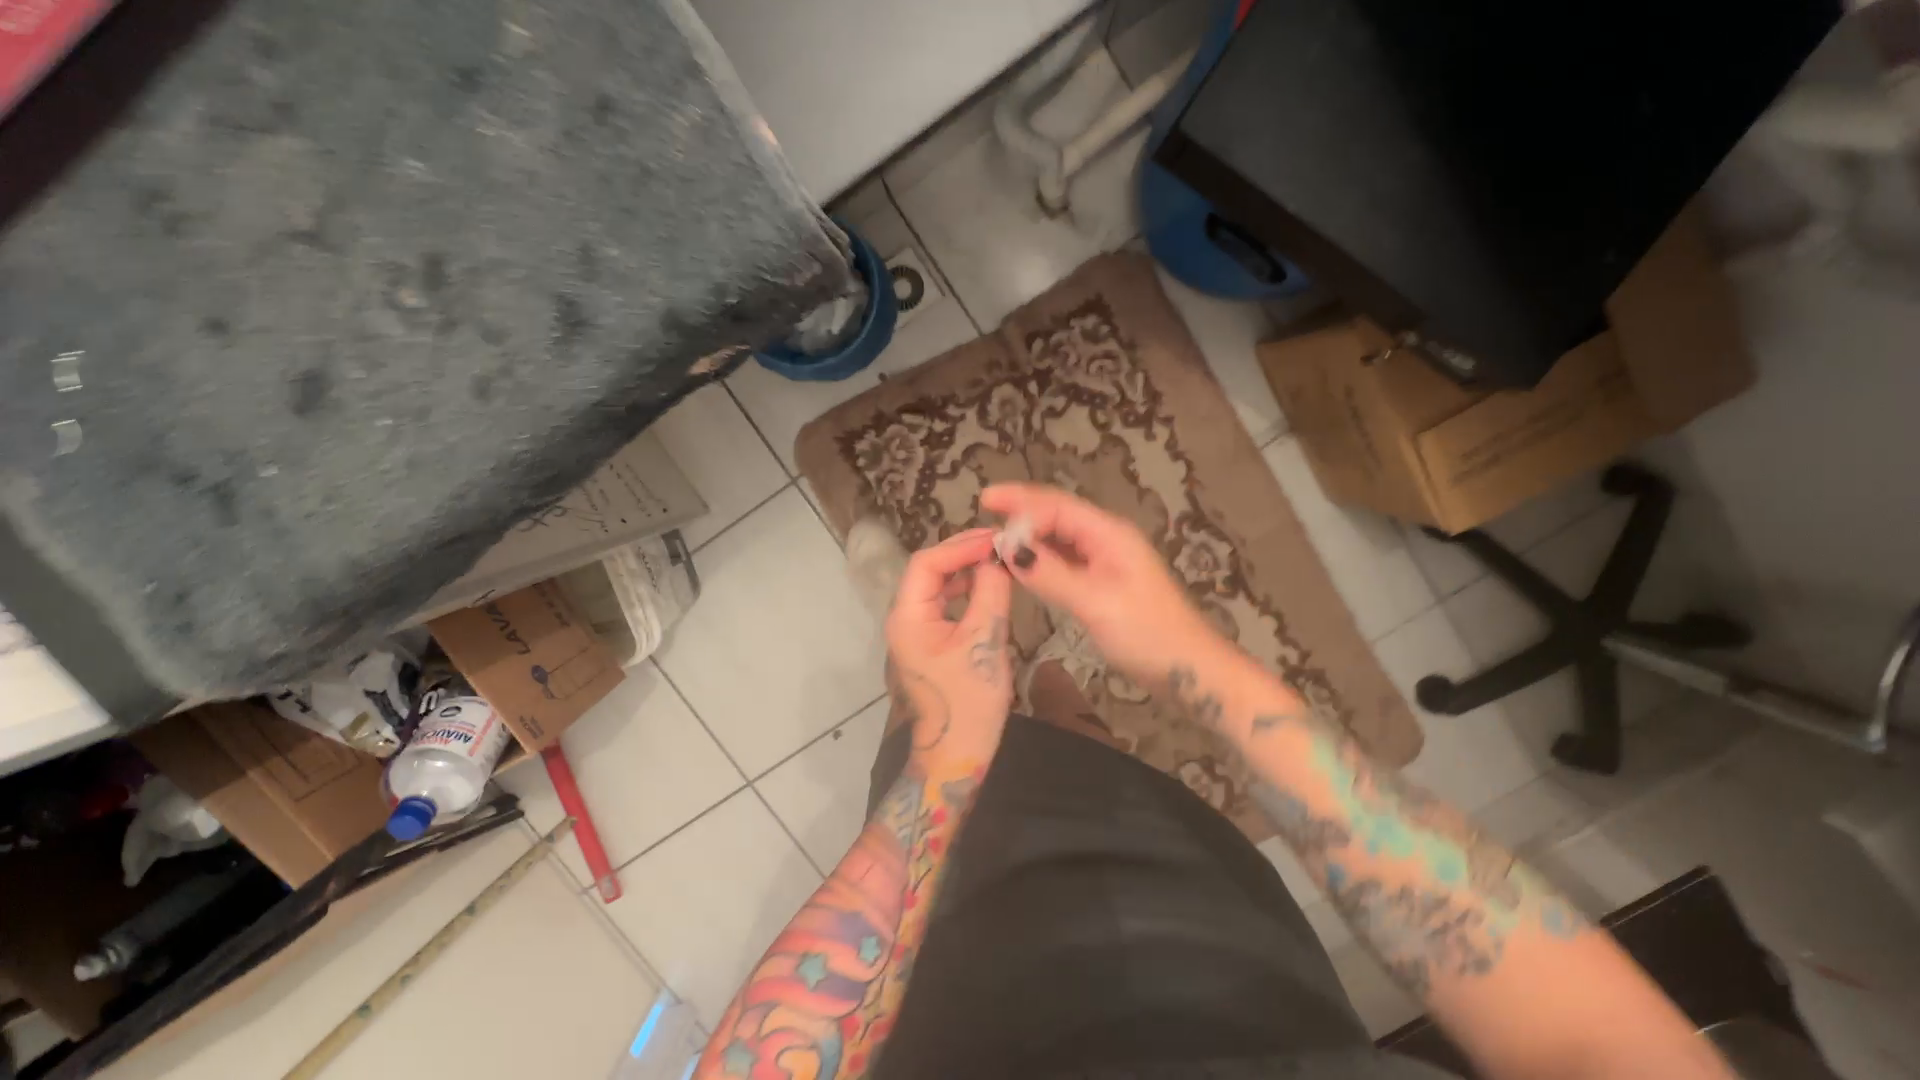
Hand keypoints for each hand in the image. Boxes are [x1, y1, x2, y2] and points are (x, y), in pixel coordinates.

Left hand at [885, 528, 1014, 765]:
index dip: (961, 545)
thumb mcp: (986, 641)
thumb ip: (991, 593)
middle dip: (965, 553)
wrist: (958, 751)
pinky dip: (967, 590)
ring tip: (1001, 560)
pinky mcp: (930, 641)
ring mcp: (916, 630)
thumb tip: (1000, 557)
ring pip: (939, 585)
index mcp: (907, 617)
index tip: (996, 538)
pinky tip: (991, 586)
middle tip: (1002, 543)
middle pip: (930, 570)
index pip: (927, 563)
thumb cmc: (969, 700)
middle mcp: (904, 618)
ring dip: (967, 570)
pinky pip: (946, 604)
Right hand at [981, 483, 1219, 685]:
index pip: (1057, 505)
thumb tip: (1007, 548)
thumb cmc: (1148, 634)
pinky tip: (1021, 567)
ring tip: (994, 540)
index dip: (1020, 500)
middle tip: (982, 517)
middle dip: (1021, 513)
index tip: (984, 502)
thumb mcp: (1095, 603)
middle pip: (1057, 516)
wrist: (1190, 670)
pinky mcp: (1104, 585)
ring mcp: (1107, 562)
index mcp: (1109, 534)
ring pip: (1060, 539)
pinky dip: (1041, 560)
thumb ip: (1051, 574)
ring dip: (1029, 537)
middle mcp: (1107, 540)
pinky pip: (1065, 562)